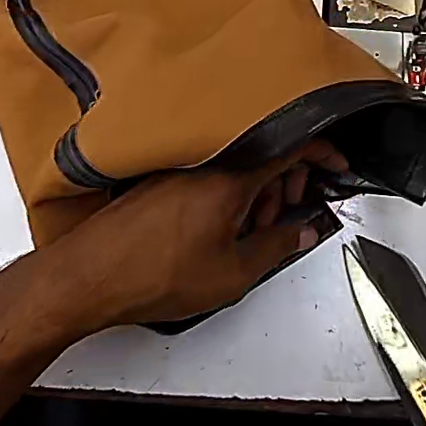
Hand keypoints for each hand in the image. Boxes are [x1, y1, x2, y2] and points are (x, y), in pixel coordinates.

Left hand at [44, 140, 350, 330]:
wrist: (88, 277)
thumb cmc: (152, 274)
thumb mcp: (232, 273)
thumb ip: (277, 247)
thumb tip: (302, 232)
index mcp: (231, 177)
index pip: (292, 147)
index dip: (323, 153)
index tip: (337, 164)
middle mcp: (206, 162)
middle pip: (268, 155)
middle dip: (290, 182)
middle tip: (290, 216)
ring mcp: (182, 168)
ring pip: (240, 165)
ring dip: (261, 191)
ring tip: (255, 232)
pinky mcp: (165, 179)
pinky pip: (213, 173)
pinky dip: (231, 193)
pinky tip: (225, 226)